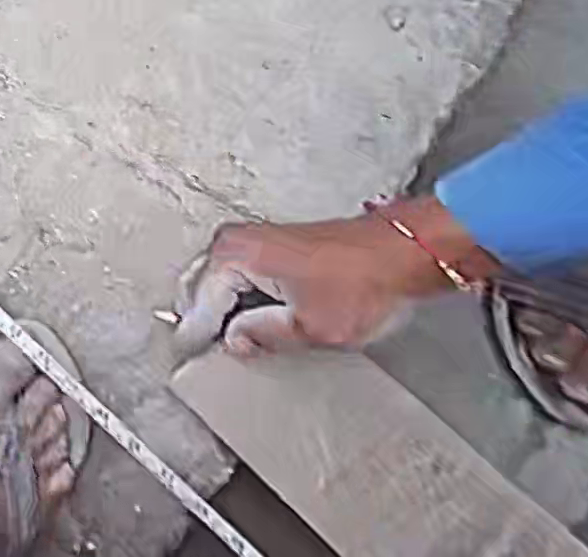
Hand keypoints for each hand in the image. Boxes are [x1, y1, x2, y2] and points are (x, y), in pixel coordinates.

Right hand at [173, 196, 495, 358]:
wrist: (399, 251)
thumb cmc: (362, 283)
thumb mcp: (314, 326)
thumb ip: (264, 335)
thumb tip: (233, 342)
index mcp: (230, 256)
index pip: (202, 301)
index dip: (198, 331)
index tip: (187, 351)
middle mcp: (227, 240)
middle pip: (199, 285)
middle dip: (202, 314)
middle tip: (205, 345)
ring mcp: (242, 236)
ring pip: (213, 276)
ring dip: (216, 303)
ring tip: (226, 333)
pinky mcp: (260, 240)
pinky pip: (230, 269)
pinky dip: (231, 291)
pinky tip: (245, 311)